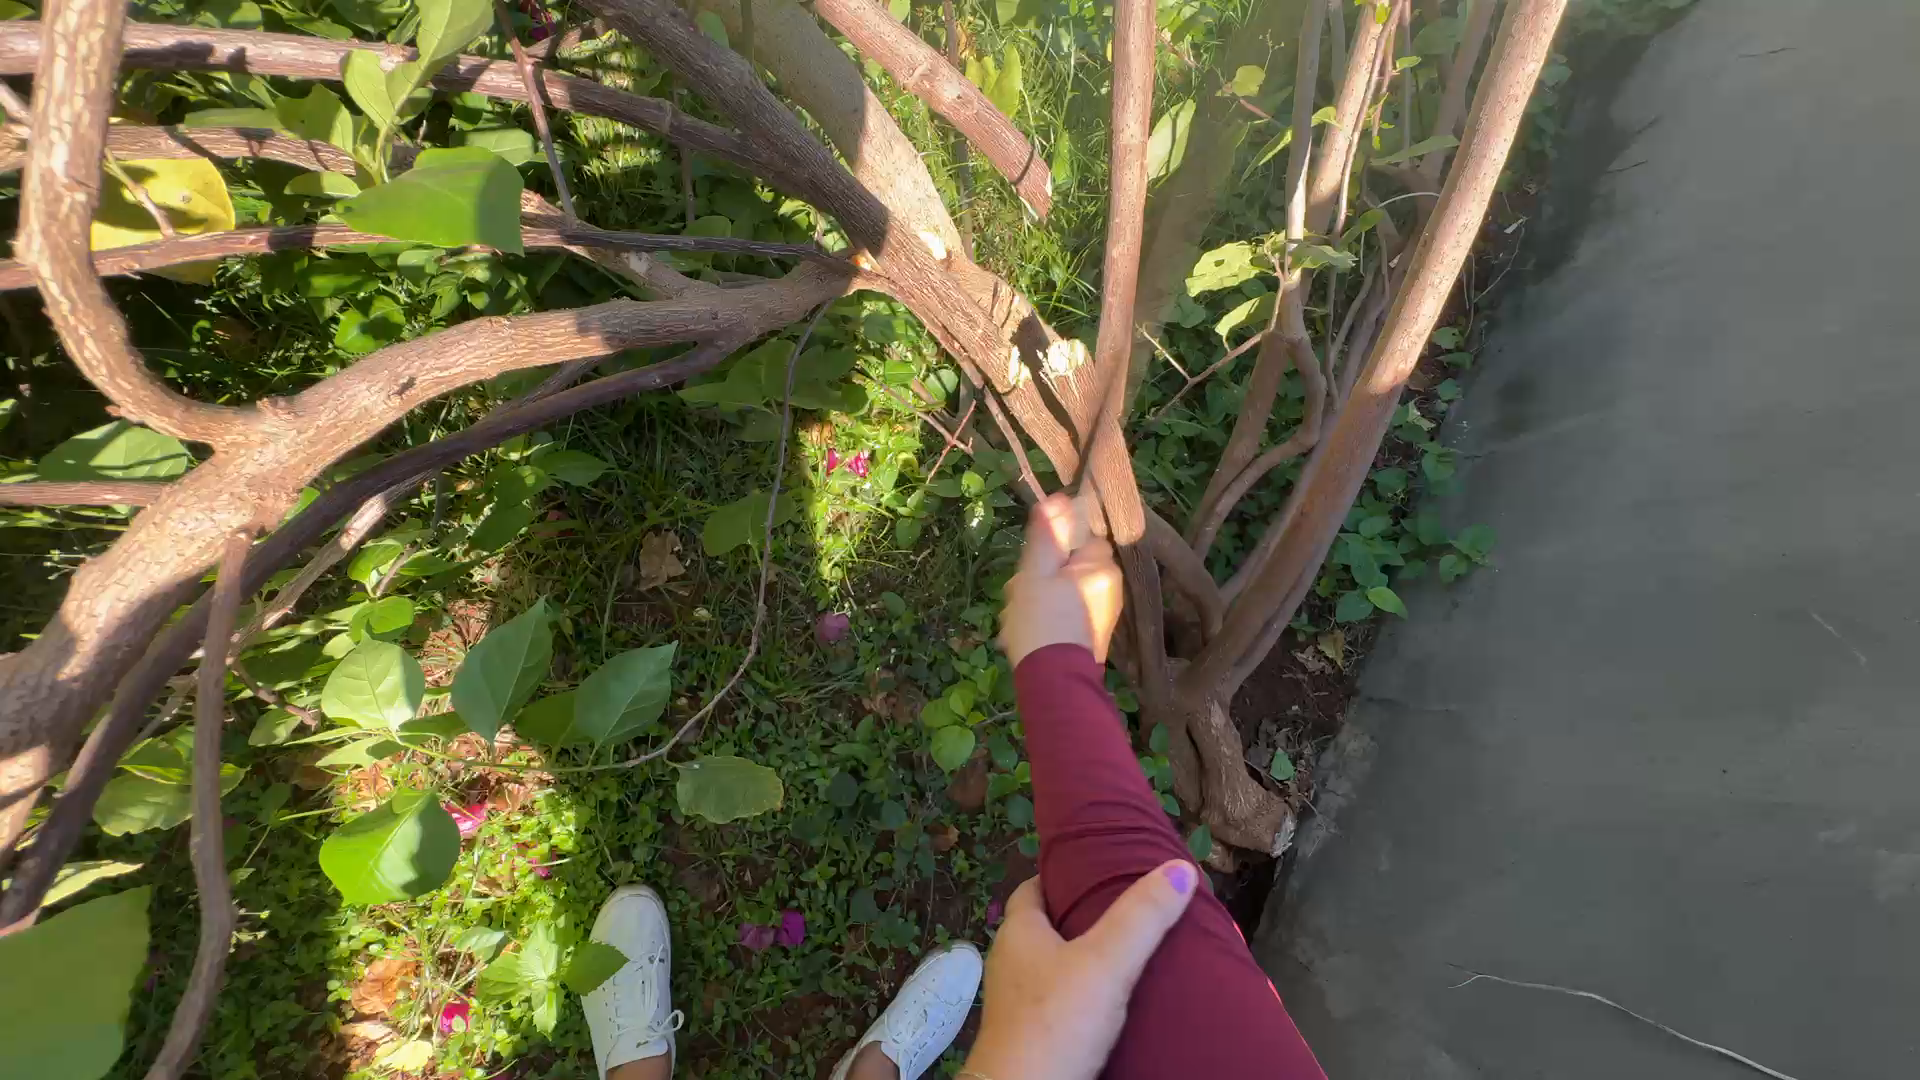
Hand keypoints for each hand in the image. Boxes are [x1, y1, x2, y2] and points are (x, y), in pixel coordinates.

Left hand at [961, 861, 1199, 1079]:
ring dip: (1078, 962)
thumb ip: (1141, 918)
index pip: (1033, 888)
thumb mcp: (1105, 961)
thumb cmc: (1055, 1020)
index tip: (1094, 871)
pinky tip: (1107, 1009)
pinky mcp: (1026, 1038)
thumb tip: (1180, 867)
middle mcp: (1009, 961)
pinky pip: (1053, 1003)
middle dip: (1077, 918)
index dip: (1060, 876)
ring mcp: (1014, 1003)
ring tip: (1121, 958)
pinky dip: (1077, 999)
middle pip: (1043, 926)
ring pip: (1048, 967)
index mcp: (1018, 930)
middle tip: (1120, 913)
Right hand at [998, 493, 1123, 665]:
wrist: (1053, 682)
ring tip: (1021, 615)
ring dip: (1039, 594)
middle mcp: (1110, 585)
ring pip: (1064, 586)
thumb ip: (1048, 534)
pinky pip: (1068, 608)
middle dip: (1042, 573)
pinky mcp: (1093, 631)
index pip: (1080, 533)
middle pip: (1070, 561)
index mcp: (1101, 566)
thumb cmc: (1041, 622)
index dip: (1053, 542)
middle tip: (1021, 592)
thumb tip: (1059, 498)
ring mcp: (1103, 610)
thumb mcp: (1036, 572)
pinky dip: (1048, 614)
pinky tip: (1030, 629)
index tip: (1034, 560)